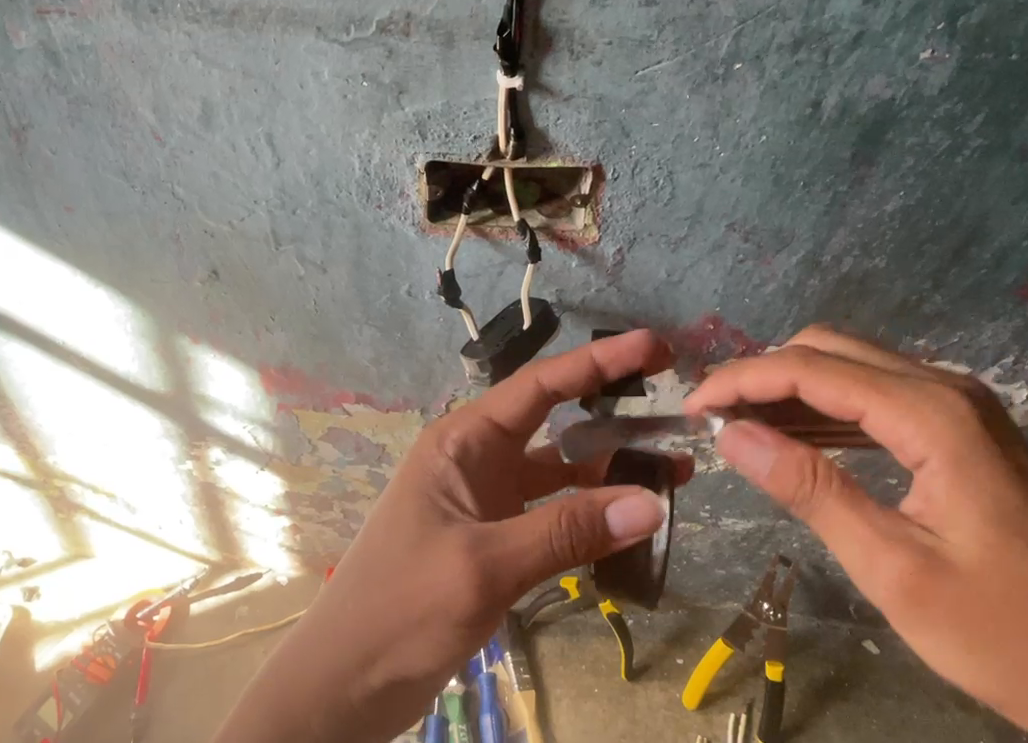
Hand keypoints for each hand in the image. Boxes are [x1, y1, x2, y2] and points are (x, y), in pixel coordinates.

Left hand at [215, 330, 678, 742]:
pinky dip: (590, 519)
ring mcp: (485, 502)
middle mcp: (476, 460)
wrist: (346, 681)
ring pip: (559, 475)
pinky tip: (630, 527)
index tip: (655, 346)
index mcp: (462, 441)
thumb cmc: (403, 606)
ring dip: (610, 474)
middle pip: (557, 426)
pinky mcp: (493, 542)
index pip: (540, 386)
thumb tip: (651, 503)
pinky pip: (552, 517)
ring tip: (675, 476)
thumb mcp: (486, 565)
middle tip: (681, 418)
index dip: (598, 363)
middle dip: (615, 417)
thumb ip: (567, 533)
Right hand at [684, 325, 1027, 742]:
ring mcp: (965, 409)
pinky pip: (881, 398)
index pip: (812, 369)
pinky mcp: (968, 433)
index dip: (742, 380)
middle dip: (763, 376)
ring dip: (792, 390)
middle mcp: (950, 391)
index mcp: (934, 416)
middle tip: (713, 419)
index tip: (691, 408)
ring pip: (854, 368)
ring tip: (739, 428)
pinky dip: (828, 410)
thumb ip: (809, 488)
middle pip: (831, 351)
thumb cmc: (1007, 636)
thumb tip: (729, 433)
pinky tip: (797, 441)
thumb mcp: (893, 569)